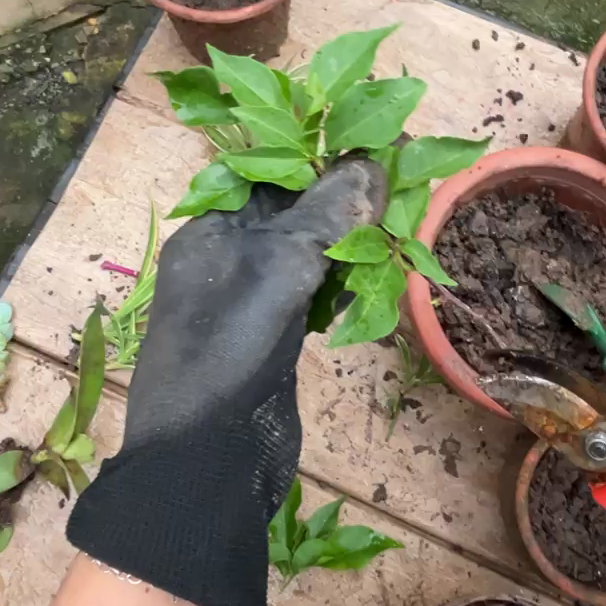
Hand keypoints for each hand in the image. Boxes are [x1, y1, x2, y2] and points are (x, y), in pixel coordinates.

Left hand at [67, 160, 385, 605]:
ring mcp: (250, 300)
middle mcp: (227, 259)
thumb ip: (323, 215)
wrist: (207, 460)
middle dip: (342, 199)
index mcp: (212, 231)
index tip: (375, 146)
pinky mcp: (274, 335)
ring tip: (398, 222)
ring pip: (307, 254)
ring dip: (348, 242)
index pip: (270, 175)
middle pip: (292, 213)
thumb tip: (371, 164)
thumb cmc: (228, 351)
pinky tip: (375, 278)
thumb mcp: (276, 270)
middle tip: (399, 182)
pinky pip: (312, 293)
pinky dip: (342, 283)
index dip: (321, 158)